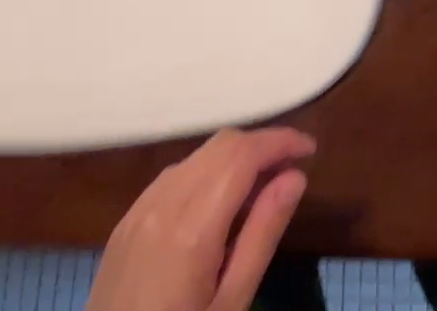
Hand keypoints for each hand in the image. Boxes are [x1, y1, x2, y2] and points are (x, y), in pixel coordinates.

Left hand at [87, 128, 314, 310]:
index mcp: (192, 227)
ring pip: (198, 156)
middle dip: (261, 144)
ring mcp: (139, 210)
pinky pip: (175, 177)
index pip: (243, 156)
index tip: (310, 149)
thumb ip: (263, 234)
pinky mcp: (126, 222)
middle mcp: (163, 203)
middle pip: (221, 146)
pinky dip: (207, 172)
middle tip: (293, 166)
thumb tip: (294, 178)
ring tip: (264, 185)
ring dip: (235, 157)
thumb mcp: (232, 301)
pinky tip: (221, 202)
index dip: (280, 142)